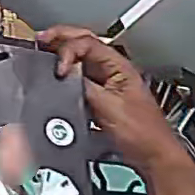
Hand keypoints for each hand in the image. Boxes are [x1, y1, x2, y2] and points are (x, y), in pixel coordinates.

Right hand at [38, 26, 189, 176]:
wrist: (153, 156)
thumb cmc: (142, 134)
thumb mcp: (108, 107)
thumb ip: (84, 87)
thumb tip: (65, 74)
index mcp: (118, 65)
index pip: (87, 43)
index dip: (68, 51)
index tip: (59, 69)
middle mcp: (113, 69)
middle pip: (84, 43)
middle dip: (61, 38)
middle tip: (41, 39)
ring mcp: (108, 81)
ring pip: (82, 58)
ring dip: (63, 53)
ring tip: (45, 50)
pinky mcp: (102, 96)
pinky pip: (80, 77)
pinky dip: (67, 72)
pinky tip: (57, 74)